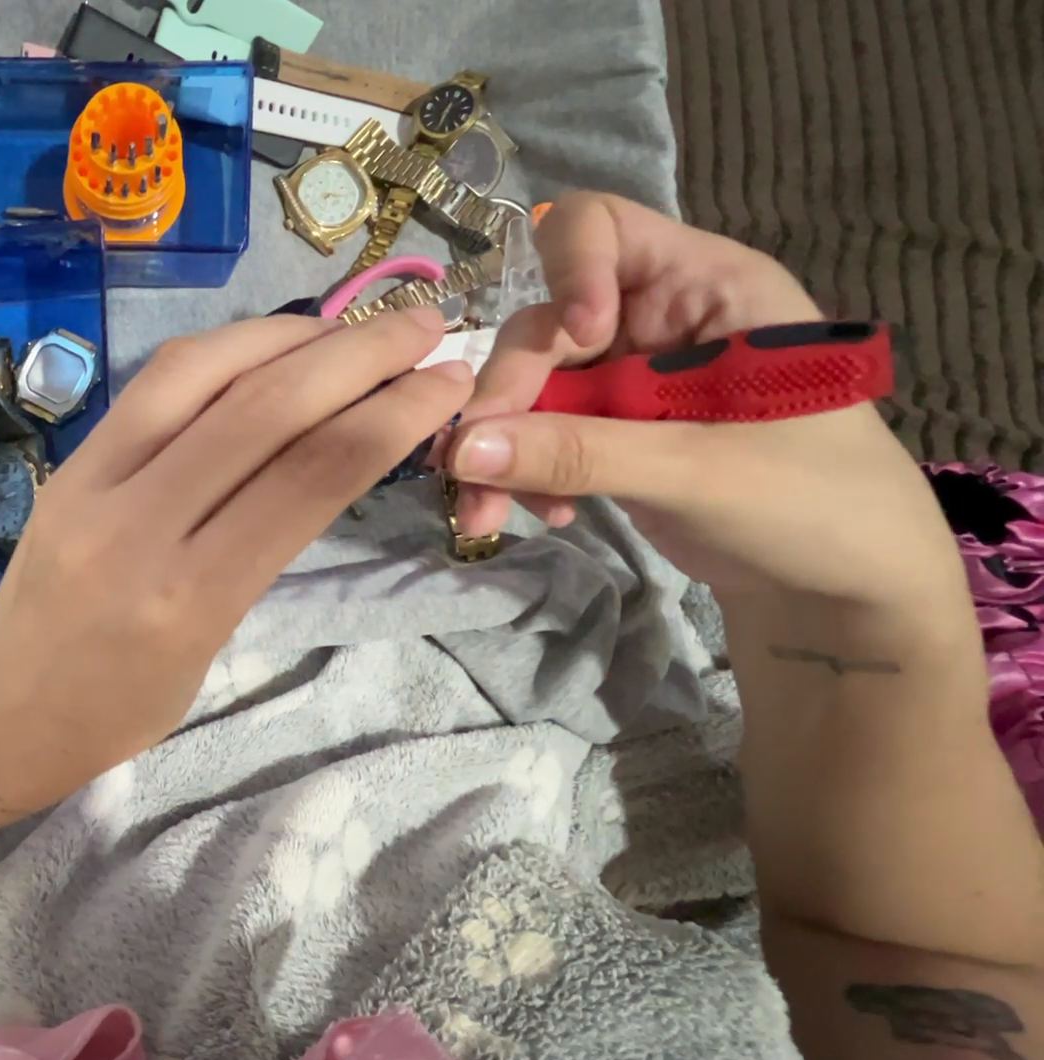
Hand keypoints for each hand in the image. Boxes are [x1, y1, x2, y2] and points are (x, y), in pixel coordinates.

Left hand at [0, 310, 470, 807]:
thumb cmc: (122, 711)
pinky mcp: (65, 466)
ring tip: (348, 325)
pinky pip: (150, 389)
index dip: (391, 414)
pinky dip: (220, 353)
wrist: (8, 716)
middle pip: (260, 410)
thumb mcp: (213, 648)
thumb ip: (261, 548)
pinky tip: (264, 347)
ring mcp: (89, 486)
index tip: (447, 381)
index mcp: (190, 598)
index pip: (308, 476)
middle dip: (355, 353)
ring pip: (197, 374)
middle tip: (421, 325)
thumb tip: (330, 448)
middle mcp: (136, 528)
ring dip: (286, 335)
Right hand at [448, 193, 964, 610]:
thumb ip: (579, 453)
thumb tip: (459, 448)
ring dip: (492, 450)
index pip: (601, 229)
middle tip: (471, 471)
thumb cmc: (816, 506)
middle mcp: (648, 322)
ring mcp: (618, 381)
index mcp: (701, 289)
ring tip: (489, 515)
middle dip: (503, 401)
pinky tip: (544, 515)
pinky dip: (513, 474)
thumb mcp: (702, 471)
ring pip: (523, 390)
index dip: (567, 270)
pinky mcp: (597, 433)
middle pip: (540, 329)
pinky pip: (529, 437)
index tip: (573, 341)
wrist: (838, 591)